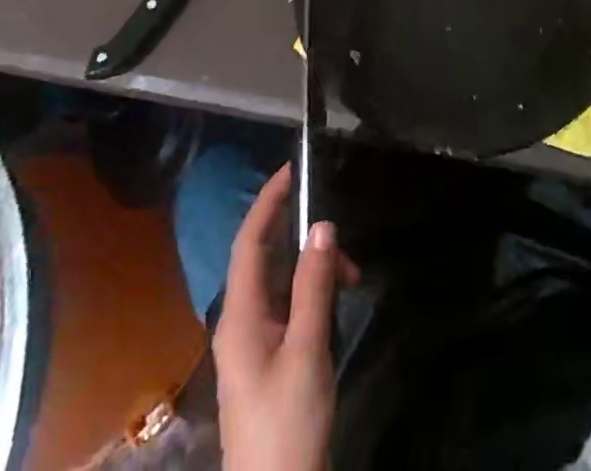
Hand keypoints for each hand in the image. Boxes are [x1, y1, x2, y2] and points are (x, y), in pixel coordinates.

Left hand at [214, 165, 356, 470]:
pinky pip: (286, 307)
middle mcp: (240, 318)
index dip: (267, 202)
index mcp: (239, 311)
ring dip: (311, 270)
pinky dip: (310, 294)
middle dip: (300, 239)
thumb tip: (322, 228)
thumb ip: (313, 287)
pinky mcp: (267, 357)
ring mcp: (252, 340)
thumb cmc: (288, 419)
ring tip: (350, 277)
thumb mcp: (307, 350)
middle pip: (264, 259)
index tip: (289, 171)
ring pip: (279, 283)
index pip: (249, 241)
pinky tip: (334, 300)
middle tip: (340, 238)